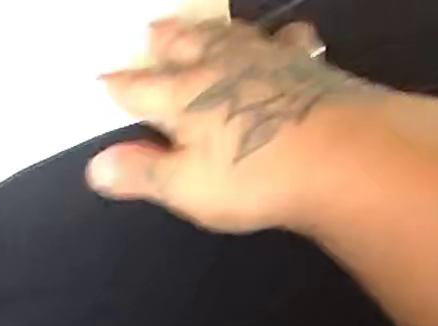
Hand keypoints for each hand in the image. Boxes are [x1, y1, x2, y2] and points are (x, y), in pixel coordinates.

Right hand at [86, 17, 385, 231]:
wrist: (342, 157)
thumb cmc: (250, 178)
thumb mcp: (183, 187)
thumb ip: (140, 174)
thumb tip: (95, 166)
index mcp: (184, 98)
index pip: (139, 90)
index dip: (118, 87)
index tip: (99, 80)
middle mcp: (221, 68)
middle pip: (184, 47)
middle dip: (163, 42)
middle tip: (150, 31)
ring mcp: (266, 61)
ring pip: (229, 35)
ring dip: (209, 31)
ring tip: (197, 26)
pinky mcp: (305, 66)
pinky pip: (283, 42)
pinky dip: (273, 40)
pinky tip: (279, 40)